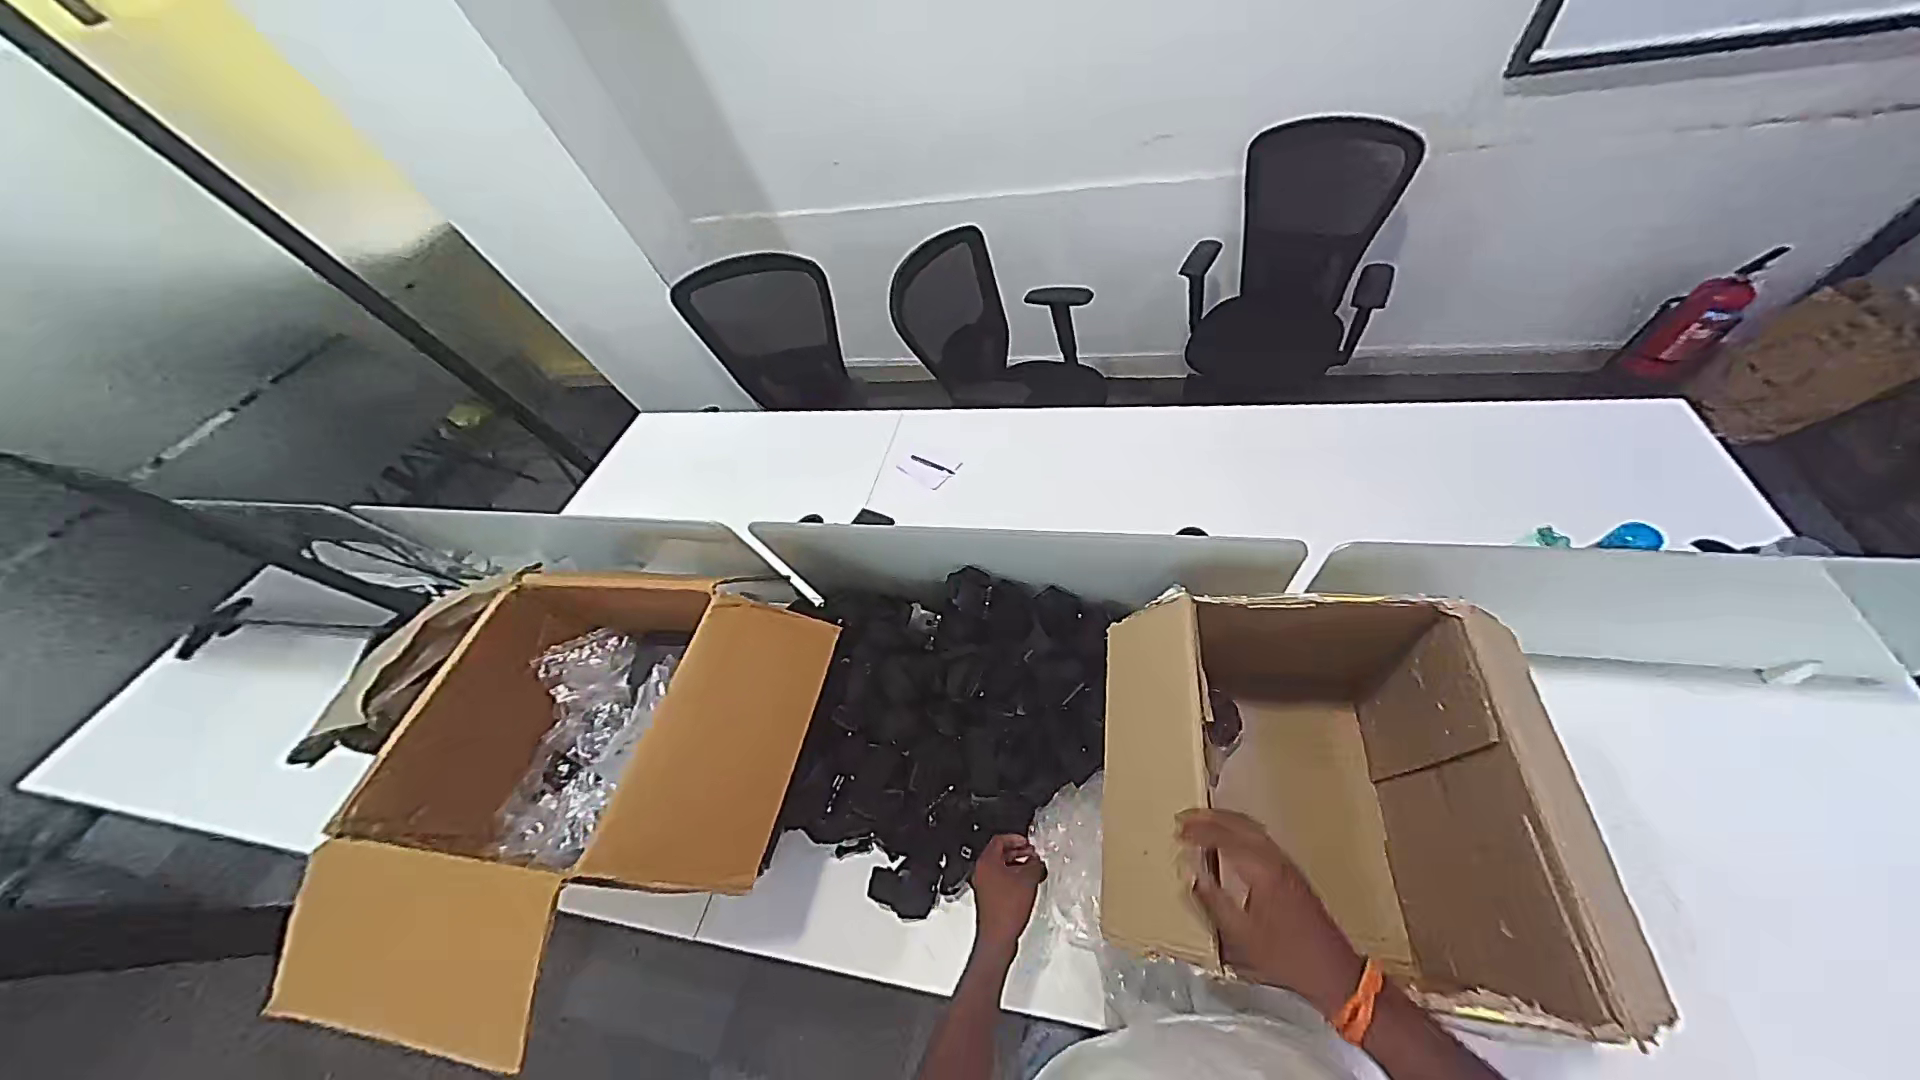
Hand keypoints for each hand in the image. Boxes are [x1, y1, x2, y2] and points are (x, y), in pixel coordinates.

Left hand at [972, 834, 1045, 957]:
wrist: (997, 936)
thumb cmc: (1006, 909)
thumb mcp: (1028, 880)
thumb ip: (1035, 865)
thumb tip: (1037, 861)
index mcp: (987, 861)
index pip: (999, 840)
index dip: (1015, 838)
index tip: (1026, 841)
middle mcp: (981, 871)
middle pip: (999, 852)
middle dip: (1017, 851)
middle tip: (1031, 853)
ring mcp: (983, 885)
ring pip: (1000, 867)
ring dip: (1016, 864)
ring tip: (1031, 869)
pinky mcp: (988, 897)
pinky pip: (1000, 880)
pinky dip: (1012, 877)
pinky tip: (1024, 885)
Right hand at [1178, 809, 1363, 1018]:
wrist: (1334, 972)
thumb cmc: (1284, 957)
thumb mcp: (1241, 936)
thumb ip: (1213, 900)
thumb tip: (1192, 872)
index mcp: (1260, 870)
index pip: (1223, 837)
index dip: (1197, 832)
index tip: (1177, 832)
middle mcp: (1273, 857)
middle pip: (1237, 823)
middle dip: (1207, 817)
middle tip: (1182, 819)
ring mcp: (1284, 861)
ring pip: (1249, 825)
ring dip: (1222, 819)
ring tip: (1199, 822)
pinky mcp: (1289, 868)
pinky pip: (1258, 834)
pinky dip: (1236, 827)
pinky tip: (1227, 837)